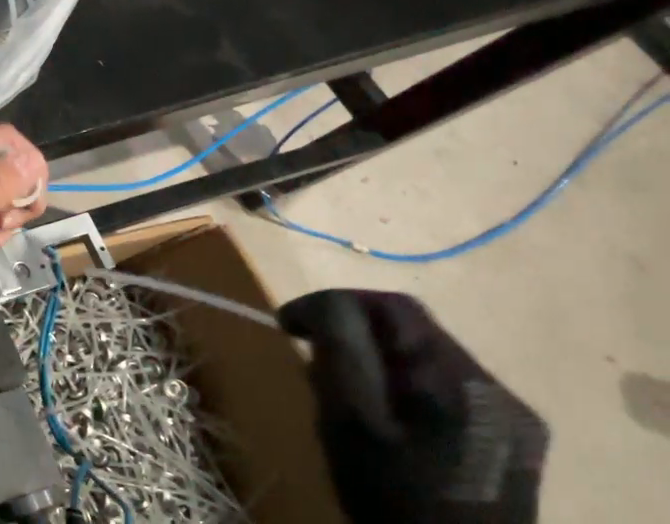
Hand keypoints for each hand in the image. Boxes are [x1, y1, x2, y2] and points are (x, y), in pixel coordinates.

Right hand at [280, 290, 546, 523]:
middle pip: (412, 331)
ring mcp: (512, 418)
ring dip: (378, 360)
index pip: (392, 306)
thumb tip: (322, 304)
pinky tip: (387, 420)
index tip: (289, 326)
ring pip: (427, 359)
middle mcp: (500, 390)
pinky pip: (446, 389)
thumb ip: (340, 352)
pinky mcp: (512, 442)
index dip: (332, 302)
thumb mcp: (350, 422)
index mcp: (462, 382)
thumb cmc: (393, 498)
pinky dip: (405, 387)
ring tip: (346, 393)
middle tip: (313, 361)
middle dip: (354, 335)